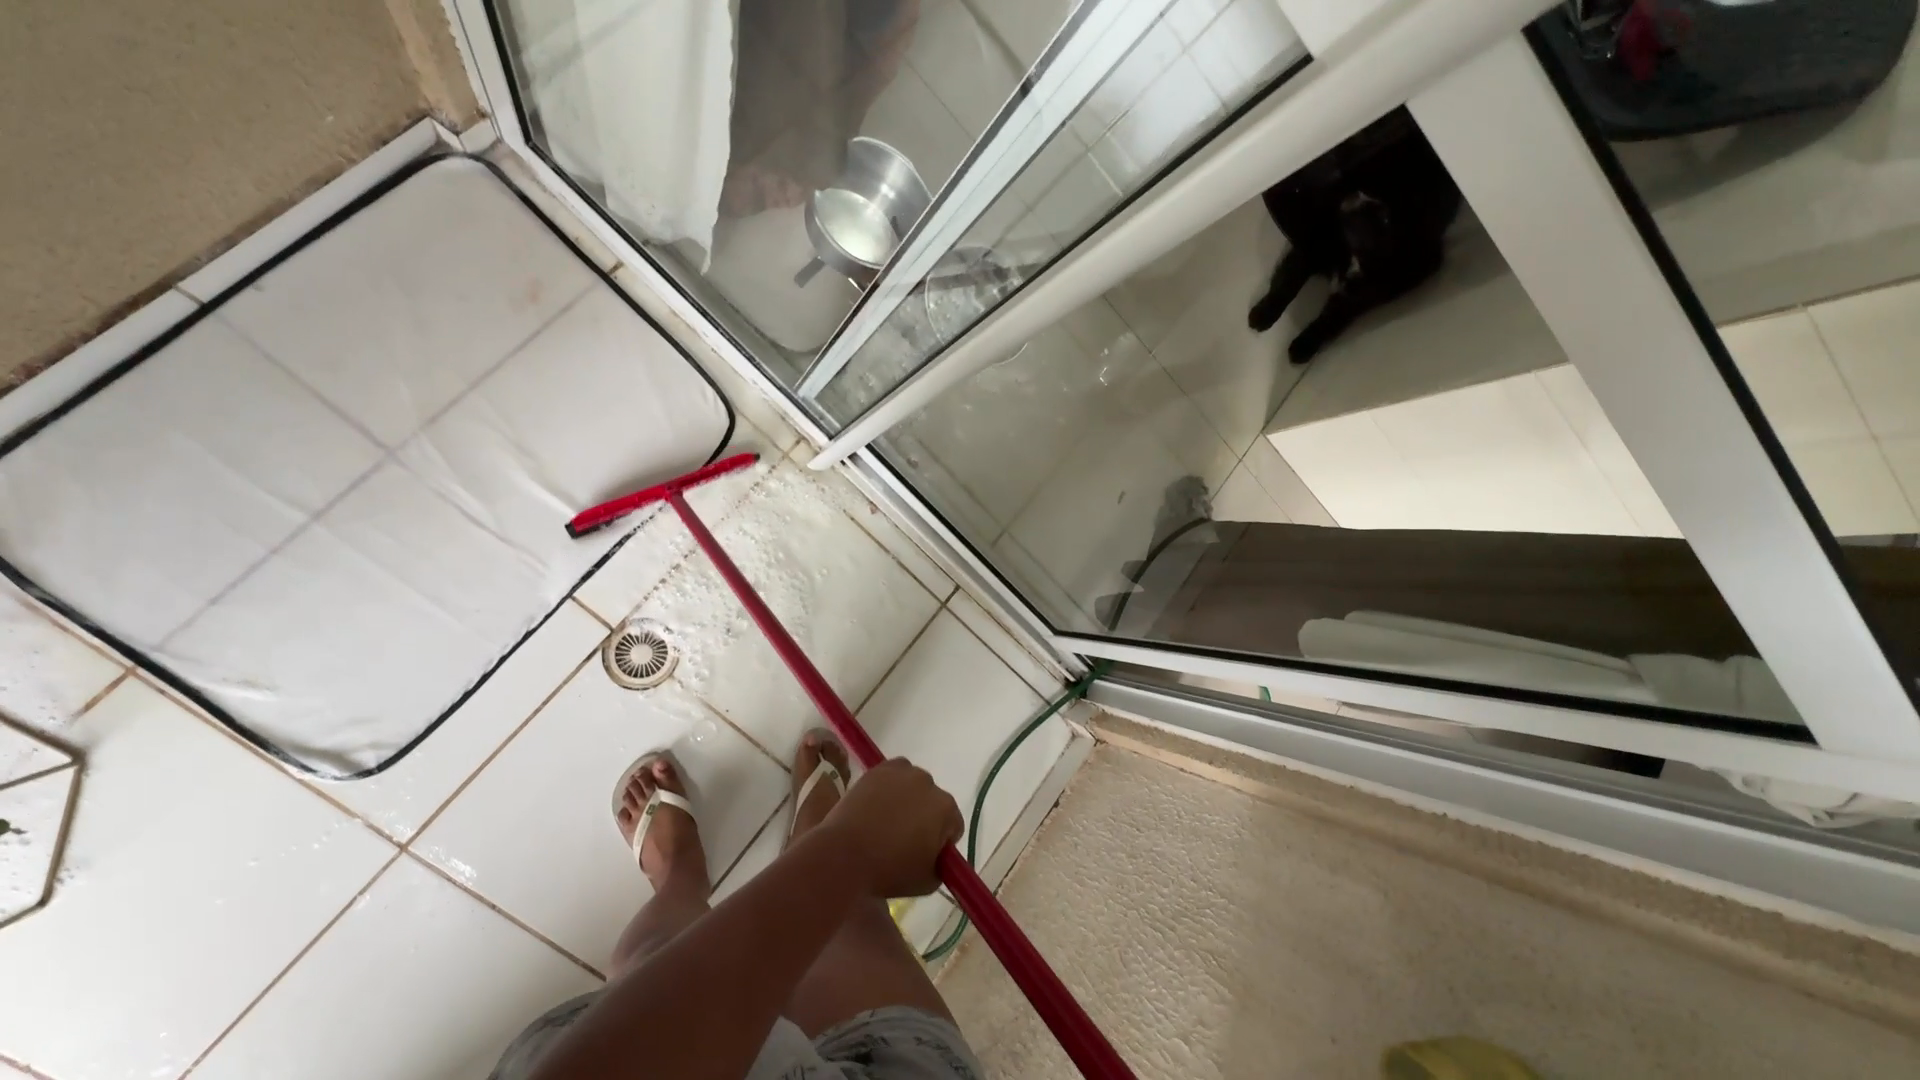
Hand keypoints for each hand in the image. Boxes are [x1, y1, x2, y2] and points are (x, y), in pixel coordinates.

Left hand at [823, 758, 961, 898]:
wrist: (843, 856)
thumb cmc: (888, 871)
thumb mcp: (928, 881)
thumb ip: (942, 864)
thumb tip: (937, 855)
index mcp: (946, 809)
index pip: (953, 826)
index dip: (940, 843)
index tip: (924, 855)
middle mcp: (929, 783)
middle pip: (933, 803)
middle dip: (924, 818)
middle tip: (904, 840)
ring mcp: (902, 772)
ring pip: (914, 787)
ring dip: (907, 800)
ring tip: (886, 822)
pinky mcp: (878, 769)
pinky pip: (893, 776)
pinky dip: (889, 787)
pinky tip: (876, 807)